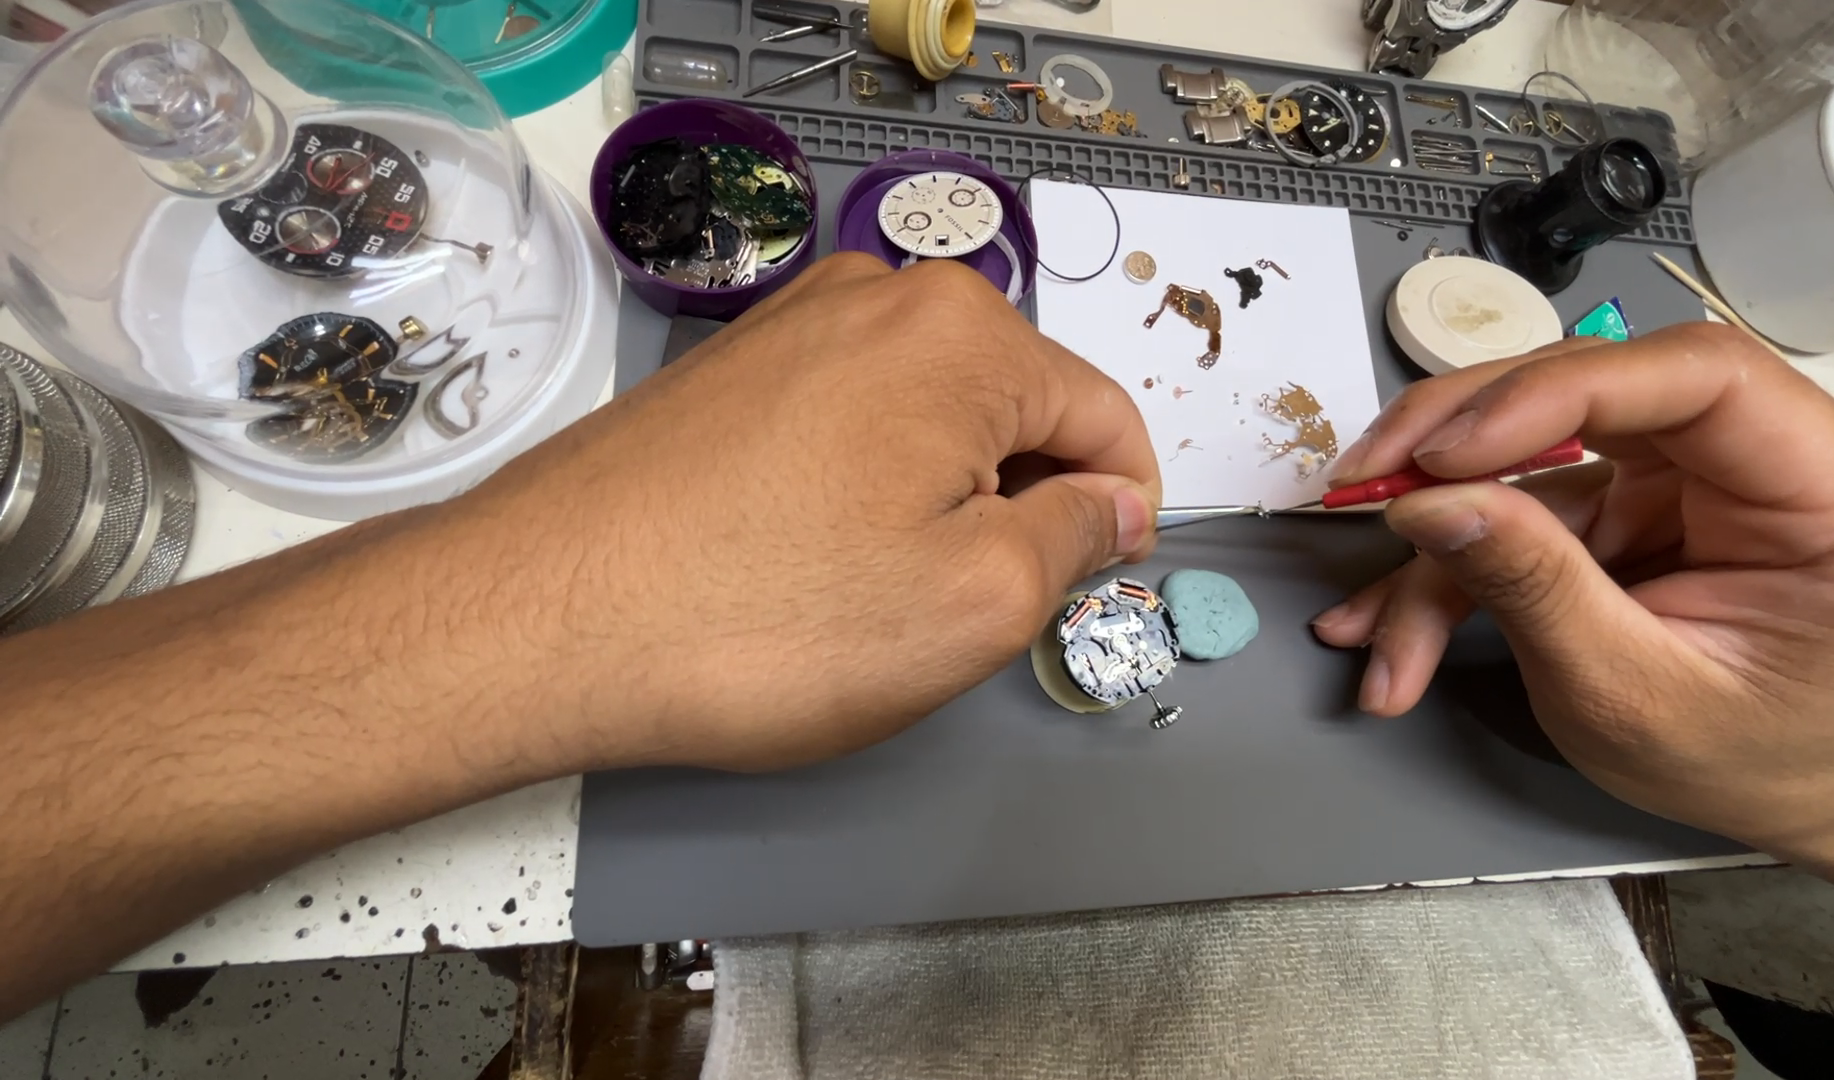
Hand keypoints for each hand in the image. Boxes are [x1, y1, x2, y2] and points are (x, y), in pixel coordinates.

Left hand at [450, 254, 1159, 771]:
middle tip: (985, 597)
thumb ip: (1081, 535)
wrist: (542, 618)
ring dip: (954, 493)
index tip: (1105, 571)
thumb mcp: (982, 597)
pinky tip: (834, 546)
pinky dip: (884, 479)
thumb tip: (1118, 501)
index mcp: (964, 334)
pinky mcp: (744, 365)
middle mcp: (884, 296)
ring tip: (898, 579)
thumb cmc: (782, 618)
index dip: (1124, 501)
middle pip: (1018, 407)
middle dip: (1029, 500)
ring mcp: (801, 322)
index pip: (1102, 412)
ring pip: (939, 414)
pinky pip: (863, 416)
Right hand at [1309, 325, 1833, 910]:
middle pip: (1575, 390)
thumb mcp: (1627, 693)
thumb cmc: (1745, 761)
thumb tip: (1422, 505)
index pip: (1693, 377)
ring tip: (1367, 632)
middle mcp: (1743, 462)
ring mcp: (1662, 483)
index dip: (1548, 394)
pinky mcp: (1603, 511)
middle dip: (1442, 440)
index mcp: (1826, 497)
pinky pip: (1495, 519)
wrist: (1779, 795)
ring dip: (1423, 549)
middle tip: (1350, 487)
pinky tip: (1383, 633)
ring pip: (1508, 469)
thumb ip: (1533, 588)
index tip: (1435, 458)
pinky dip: (1432, 578)